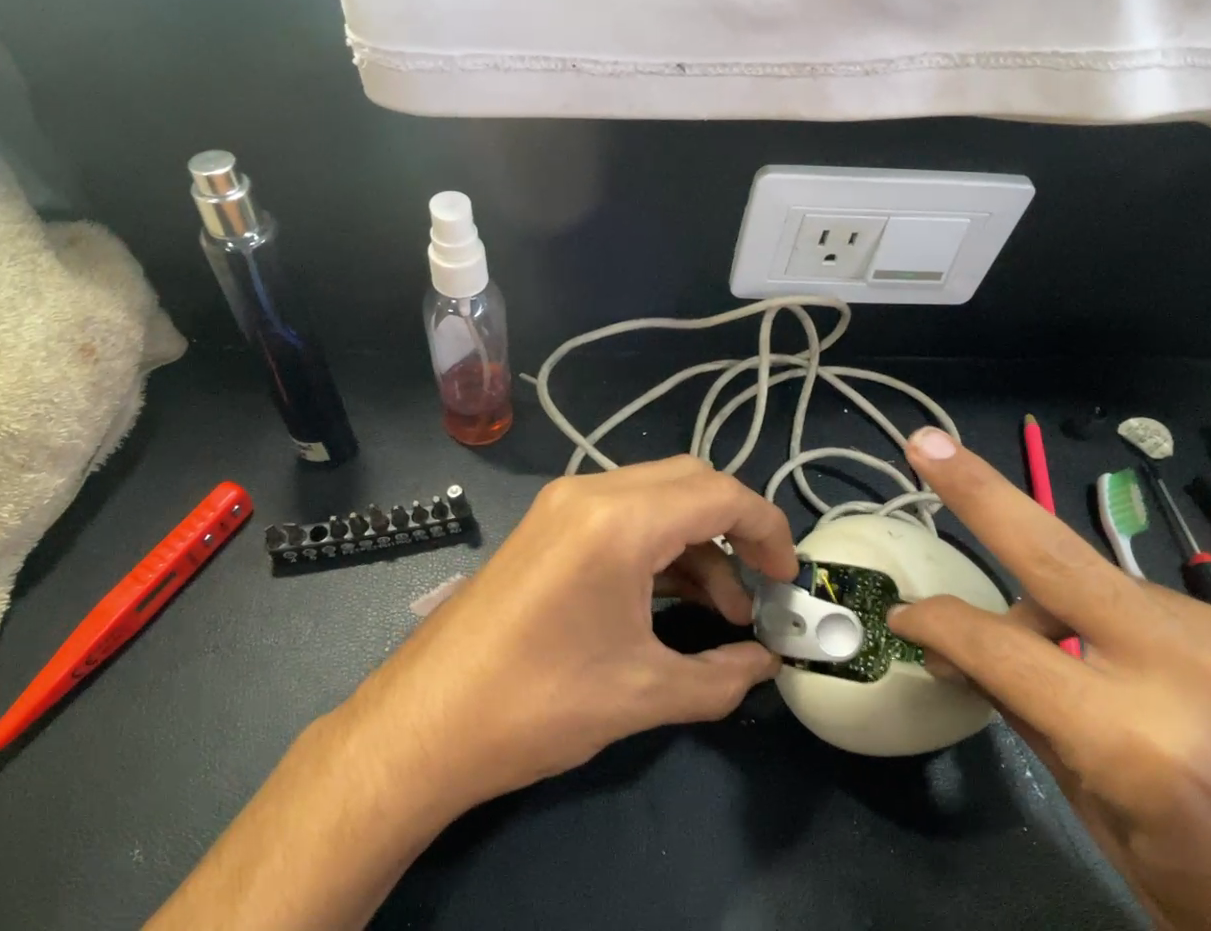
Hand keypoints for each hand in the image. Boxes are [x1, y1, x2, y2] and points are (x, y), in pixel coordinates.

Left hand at [339, 455, 798, 809]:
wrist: (420, 727)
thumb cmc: (537, 706)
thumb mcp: (642, 695)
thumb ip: (721, 677)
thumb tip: (766, 667)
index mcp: (619, 521)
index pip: (721, 496)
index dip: (769, 530)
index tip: (790, 577)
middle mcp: (589, 494)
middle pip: (690, 482)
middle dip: (736, 529)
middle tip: (761, 585)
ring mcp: (559, 508)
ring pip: (655, 498)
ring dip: (697, 543)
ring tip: (722, 610)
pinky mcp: (542, 530)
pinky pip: (619, 517)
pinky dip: (657, 547)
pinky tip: (671, 600)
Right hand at [888, 428, 1210, 930]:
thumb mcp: (1102, 823)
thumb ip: (1030, 720)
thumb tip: (962, 654)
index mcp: (1137, 745)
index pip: (1003, 650)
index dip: (941, 624)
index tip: (904, 615)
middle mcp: (1194, 676)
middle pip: (1061, 558)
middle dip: (983, 494)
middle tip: (927, 444)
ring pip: (1112, 587)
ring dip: (1064, 603)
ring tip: (1055, 646)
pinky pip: (1166, 610)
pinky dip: (1128, 627)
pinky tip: (1139, 668)